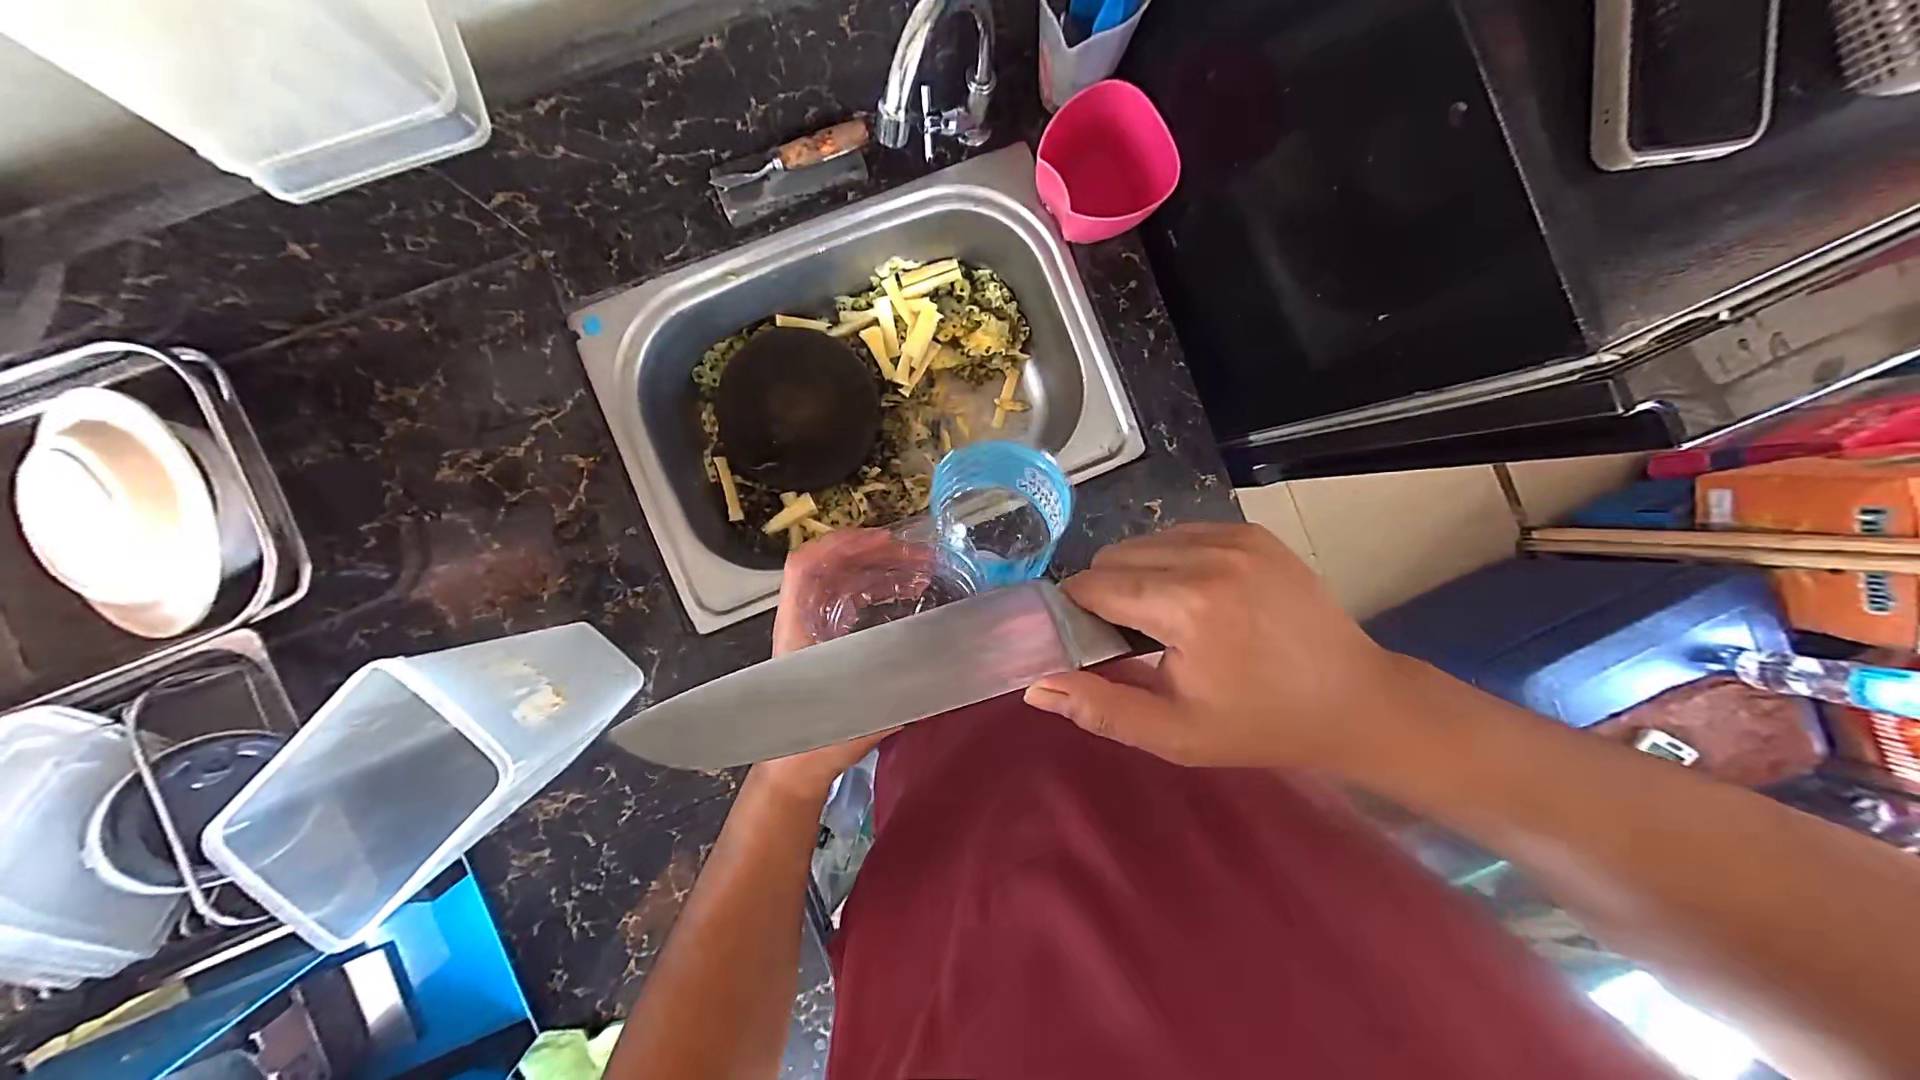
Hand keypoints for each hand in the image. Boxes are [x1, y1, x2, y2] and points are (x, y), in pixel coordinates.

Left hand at [751, 529, 894, 800]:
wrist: (796, 767)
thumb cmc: (816, 739)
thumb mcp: (861, 710)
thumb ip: (899, 688)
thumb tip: (943, 664)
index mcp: (798, 628)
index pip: (805, 568)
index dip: (841, 545)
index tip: (883, 540)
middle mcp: (804, 618)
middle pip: (832, 566)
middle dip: (875, 552)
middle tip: (918, 555)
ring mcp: (815, 625)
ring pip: (845, 579)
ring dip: (880, 567)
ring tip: (920, 568)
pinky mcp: (828, 637)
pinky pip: (852, 598)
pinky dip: (879, 587)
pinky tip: (907, 591)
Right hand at [1023, 523, 1403, 769]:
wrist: (1354, 700)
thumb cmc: (1258, 724)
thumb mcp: (1174, 734)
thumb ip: (1100, 708)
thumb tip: (1035, 686)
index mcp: (1187, 606)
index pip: (1093, 586)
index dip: (1078, 612)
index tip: (1089, 642)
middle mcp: (1208, 556)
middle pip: (1113, 557)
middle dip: (1105, 594)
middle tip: (1131, 638)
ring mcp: (1234, 537)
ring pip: (1143, 542)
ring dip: (1136, 574)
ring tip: (1164, 618)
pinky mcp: (1251, 532)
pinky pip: (1179, 533)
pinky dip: (1168, 560)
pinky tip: (1193, 596)